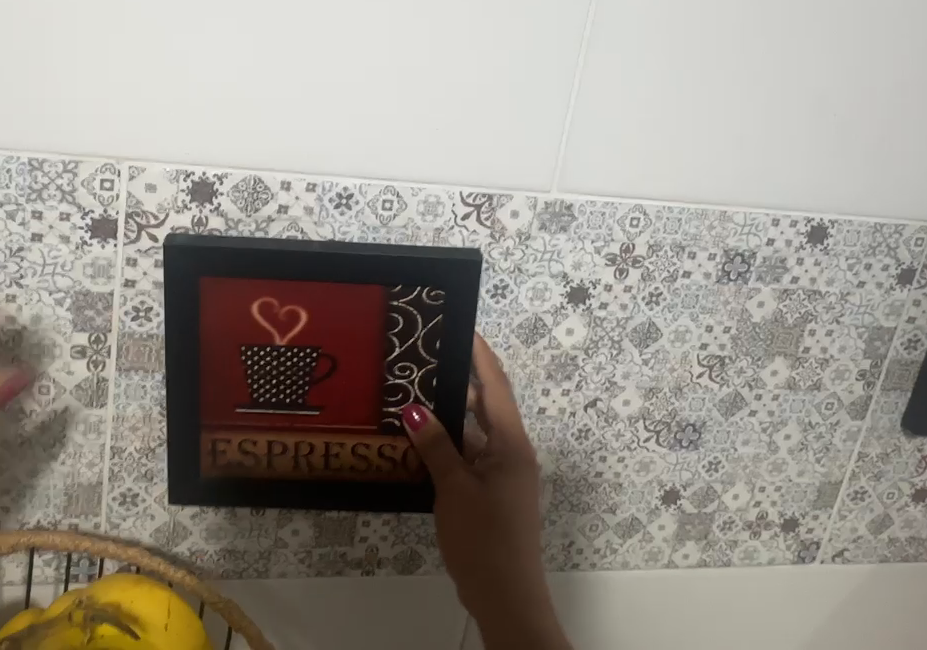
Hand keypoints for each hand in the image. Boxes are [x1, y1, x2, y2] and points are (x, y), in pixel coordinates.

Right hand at [403, 337, 571, 649]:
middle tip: (429, 355)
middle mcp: (512, 452)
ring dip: (453, 414)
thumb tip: (414, 409)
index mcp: (511, 444)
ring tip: (418, 389)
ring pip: (477, 431)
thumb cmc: (484, 539)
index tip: (464, 327)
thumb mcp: (454, 490)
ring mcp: (504, 474)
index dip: (481, 355)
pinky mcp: (493, 493)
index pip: (496, 386)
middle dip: (463, 379)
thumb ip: (436, 447)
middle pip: (488, 405)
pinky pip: (472, 454)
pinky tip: (423, 440)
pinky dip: (451, 443)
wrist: (506, 599)